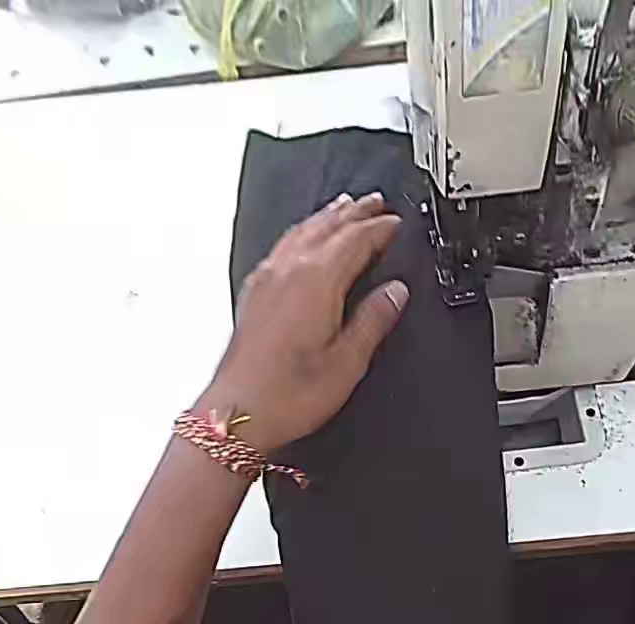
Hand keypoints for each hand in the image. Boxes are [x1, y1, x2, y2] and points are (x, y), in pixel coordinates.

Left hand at [196, 191, 407, 452]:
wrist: (239, 410)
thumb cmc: (288, 393)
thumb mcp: (347, 362)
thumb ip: (372, 320)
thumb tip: (395, 292)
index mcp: (316, 282)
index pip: (355, 240)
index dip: (379, 229)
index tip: (395, 223)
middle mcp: (288, 271)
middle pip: (326, 227)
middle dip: (354, 213)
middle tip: (374, 202)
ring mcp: (267, 279)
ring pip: (302, 232)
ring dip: (327, 217)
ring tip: (344, 208)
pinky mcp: (256, 293)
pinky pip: (285, 246)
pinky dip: (304, 233)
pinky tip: (305, 240)